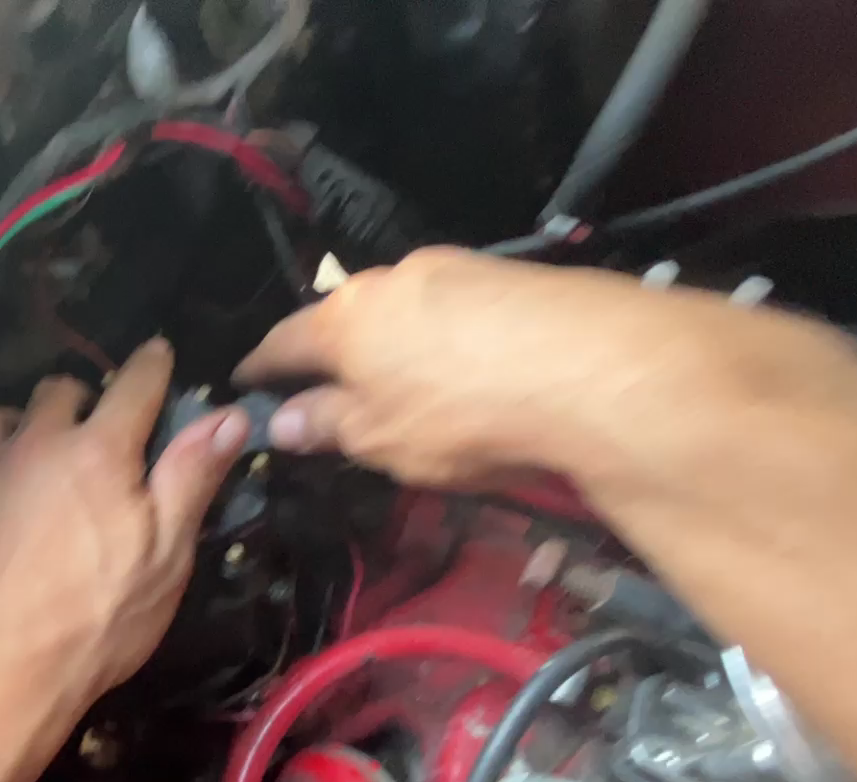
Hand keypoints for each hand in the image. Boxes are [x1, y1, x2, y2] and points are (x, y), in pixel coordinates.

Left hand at [0, 339, 249, 744]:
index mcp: (97, 450)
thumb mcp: (163, 556)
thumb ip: (191, 477)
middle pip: (58, 389)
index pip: (134, 381)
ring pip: (0, 419)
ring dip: (24, 427)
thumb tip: (226, 414)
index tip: (159, 358)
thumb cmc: (94, 620)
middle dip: (83, 399)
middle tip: (98, 435)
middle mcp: (33, 445)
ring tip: (37, 461)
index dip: (153, 365)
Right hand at [233, 247, 856, 490]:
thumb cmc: (462, 415)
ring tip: (399, 385)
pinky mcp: (515, 275)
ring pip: (400, 311)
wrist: (611, 375)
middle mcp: (393, 279)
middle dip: (327, 355)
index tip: (244, 385)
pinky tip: (464, 371)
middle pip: (342, 320)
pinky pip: (453, 309)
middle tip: (324, 393)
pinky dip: (441, 339)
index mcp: (344, 319)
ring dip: (387, 345)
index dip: (257, 369)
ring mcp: (458, 268)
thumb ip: (324, 425)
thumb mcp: (377, 438)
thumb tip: (281, 422)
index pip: (280, 342)